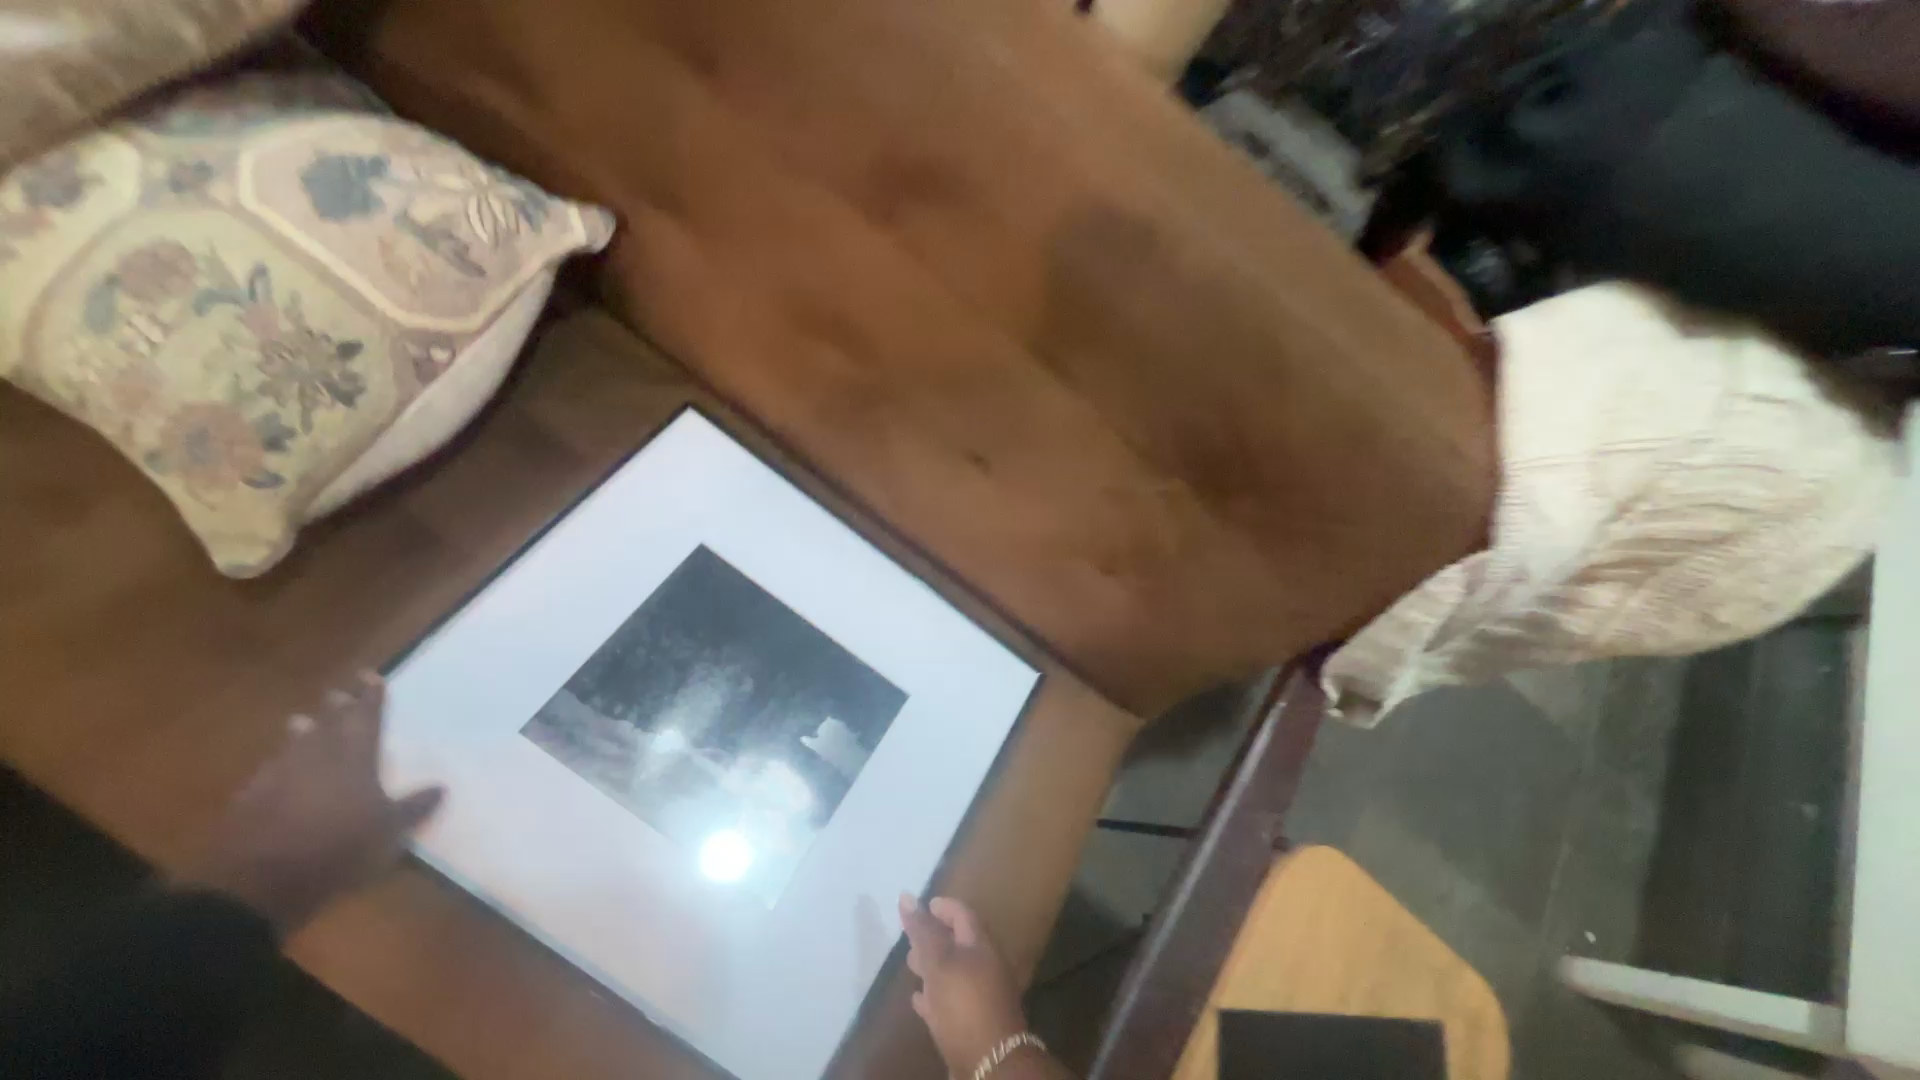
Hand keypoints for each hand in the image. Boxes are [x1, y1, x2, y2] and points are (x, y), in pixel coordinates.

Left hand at [179, 672, 444, 935]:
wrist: (258, 880)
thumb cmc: (338, 848)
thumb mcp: (389, 830)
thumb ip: (413, 806)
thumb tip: (441, 786)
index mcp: (356, 759)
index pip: (367, 719)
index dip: (371, 699)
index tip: (372, 677)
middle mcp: (317, 758)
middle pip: (328, 725)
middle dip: (336, 708)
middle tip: (338, 691)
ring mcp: (279, 777)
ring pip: (294, 745)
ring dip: (302, 731)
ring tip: (301, 720)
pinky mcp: (251, 800)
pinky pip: (270, 772)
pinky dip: (278, 764)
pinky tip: (276, 769)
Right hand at [899, 894, 1027, 1077]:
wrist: (992, 1063)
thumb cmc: (964, 1003)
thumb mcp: (939, 962)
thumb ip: (923, 931)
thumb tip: (907, 895)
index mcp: (981, 946)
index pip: (964, 915)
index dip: (945, 907)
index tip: (926, 904)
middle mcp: (986, 967)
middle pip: (960, 944)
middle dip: (936, 937)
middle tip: (912, 937)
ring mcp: (982, 996)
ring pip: (955, 973)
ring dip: (934, 967)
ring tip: (911, 966)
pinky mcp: (975, 1024)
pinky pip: (952, 1002)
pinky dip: (935, 997)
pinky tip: (918, 1000)